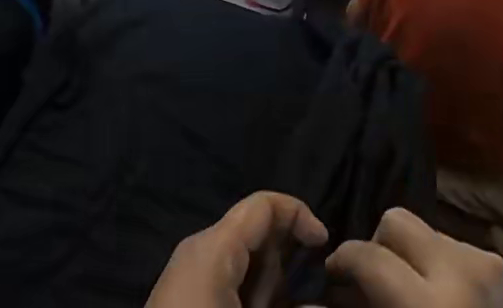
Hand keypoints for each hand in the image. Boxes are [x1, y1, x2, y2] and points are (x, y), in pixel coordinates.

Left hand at [146, 191, 328, 307]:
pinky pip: (224, 285)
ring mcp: (184, 279)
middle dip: (285, 262)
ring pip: (241, 262)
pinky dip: (247, 298)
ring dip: (269, 286)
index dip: (300, 215)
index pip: (265, 205)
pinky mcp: (178, 303)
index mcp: (215, 248)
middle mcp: (198, 253)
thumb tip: (319, 305)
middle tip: (300, 299)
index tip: (323, 249)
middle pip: (255, 234)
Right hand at [326, 209, 502, 307]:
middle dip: (376, 245)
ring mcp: (484, 260)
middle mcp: (458, 269)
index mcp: (428, 306)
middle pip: (397, 220)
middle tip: (369, 281)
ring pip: (426, 230)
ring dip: (409, 256)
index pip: (371, 257)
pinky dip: (437, 265)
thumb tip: (338, 293)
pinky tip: (440, 299)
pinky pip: (453, 245)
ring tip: (407, 294)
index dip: (342, 260)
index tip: (332, 276)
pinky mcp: (500, 263)